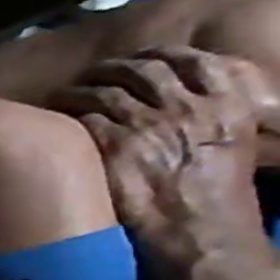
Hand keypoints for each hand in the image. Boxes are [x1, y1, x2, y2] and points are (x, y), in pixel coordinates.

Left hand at [53, 46, 279, 265]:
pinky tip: (48, 120)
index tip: (136, 57)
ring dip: (76, 90)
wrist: (193, 225)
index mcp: (228, 103)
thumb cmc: (210, 189)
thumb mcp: (231, 139)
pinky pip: (79, 118)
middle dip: (109, 68)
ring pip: (102, 91)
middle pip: (140, 70)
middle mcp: (188, 107)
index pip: (193, 60)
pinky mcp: (111, 145)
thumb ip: (209, 112)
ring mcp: (148, 125)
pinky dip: (63, 114)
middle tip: (88, 75)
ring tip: (60, 95)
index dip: (157, 54)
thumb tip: (179, 94)